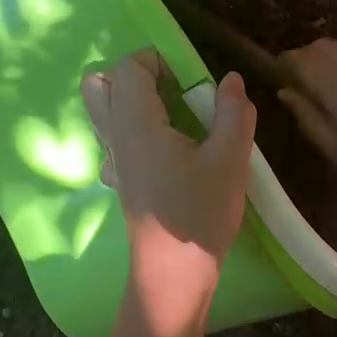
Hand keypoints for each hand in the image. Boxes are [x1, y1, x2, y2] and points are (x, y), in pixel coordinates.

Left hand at [82, 50, 256, 286]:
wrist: (172, 275)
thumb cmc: (200, 214)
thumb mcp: (230, 160)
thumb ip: (233, 112)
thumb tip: (231, 80)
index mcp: (136, 122)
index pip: (129, 66)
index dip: (159, 61)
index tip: (191, 83)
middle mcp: (115, 134)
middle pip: (103, 84)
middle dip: (137, 76)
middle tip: (175, 94)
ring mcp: (112, 159)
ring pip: (104, 112)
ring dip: (133, 102)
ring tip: (173, 120)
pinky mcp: (119, 181)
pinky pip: (113, 140)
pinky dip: (133, 132)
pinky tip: (165, 153)